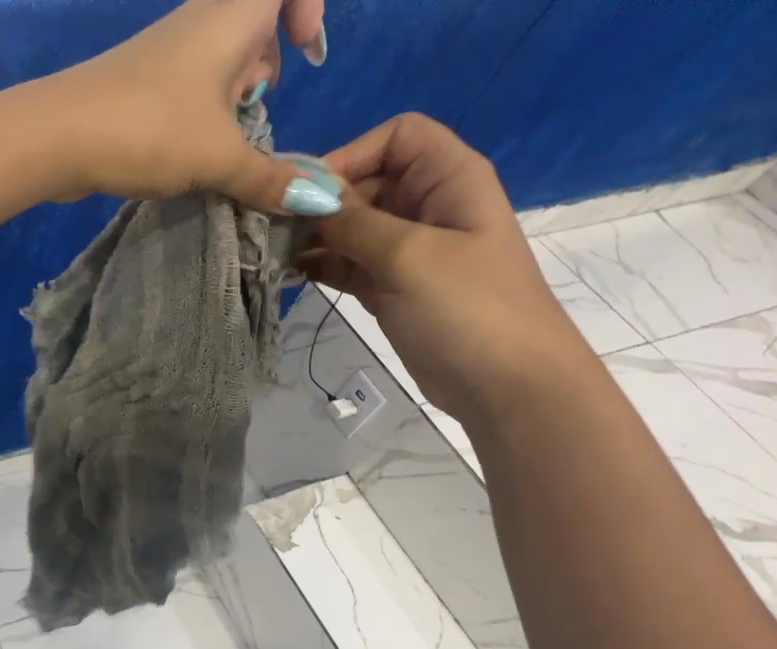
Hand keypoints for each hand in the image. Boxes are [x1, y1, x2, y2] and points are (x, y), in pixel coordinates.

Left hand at [38, 0, 335, 213]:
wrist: (55, 137)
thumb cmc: (149, 129)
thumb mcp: (218, 157)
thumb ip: (268, 177)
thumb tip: (320, 200)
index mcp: (231, 14)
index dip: (309, 8)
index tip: (306, 56)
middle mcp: (199, 23)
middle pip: (253, 24)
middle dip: (267, 65)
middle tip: (253, 109)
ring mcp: (163, 54)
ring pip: (217, 61)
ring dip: (229, 99)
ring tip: (217, 140)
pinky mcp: (136, 85)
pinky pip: (185, 87)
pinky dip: (197, 115)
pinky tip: (184, 155)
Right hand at [298, 113, 594, 421]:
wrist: (506, 384)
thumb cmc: (468, 309)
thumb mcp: (409, 256)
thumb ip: (352, 222)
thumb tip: (300, 196)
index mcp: (449, 179)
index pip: (395, 137)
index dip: (350, 155)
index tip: (305, 194)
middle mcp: (427, 205)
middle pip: (364, 181)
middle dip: (319, 201)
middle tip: (272, 231)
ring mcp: (407, 249)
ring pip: (349, 226)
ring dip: (311, 237)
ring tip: (270, 255)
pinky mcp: (390, 287)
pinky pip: (346, 263)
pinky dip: (318, 266)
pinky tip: (286, 275)